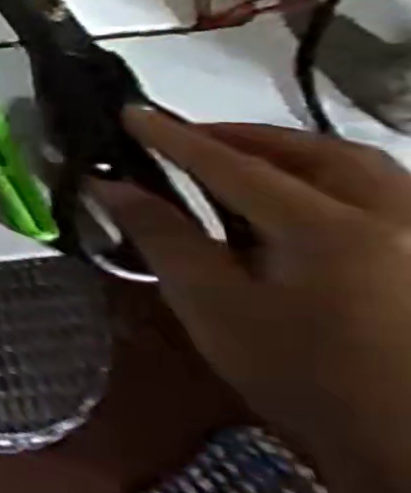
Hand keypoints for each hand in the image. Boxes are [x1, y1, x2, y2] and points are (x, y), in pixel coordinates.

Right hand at [96, 109, 410, 492]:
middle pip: (320, 153)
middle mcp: (398, 222)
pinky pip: (390, 200)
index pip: (234, 165)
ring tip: (242, 163)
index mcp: (331, 230)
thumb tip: (109, 184)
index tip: (131, 113)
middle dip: (247, 137)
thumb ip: (162, 235)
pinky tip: (302, 203)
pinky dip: (335, 184)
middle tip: (189, 137)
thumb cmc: (302, 378)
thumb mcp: (213, 307)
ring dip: (296, 157)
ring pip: (368, 172)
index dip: (175, 138)